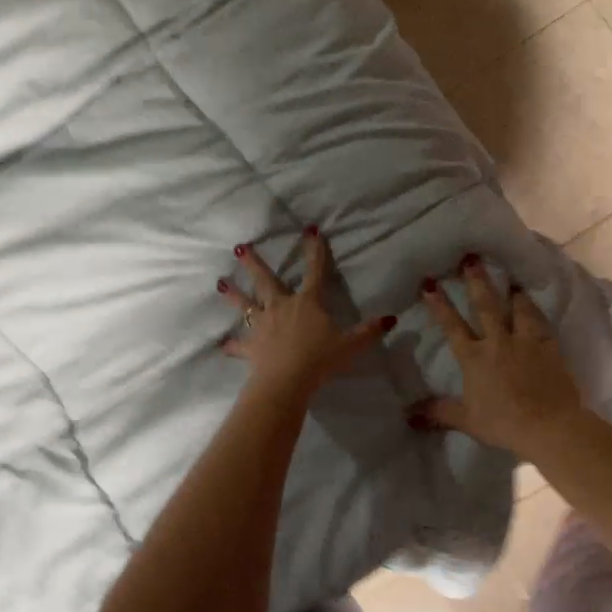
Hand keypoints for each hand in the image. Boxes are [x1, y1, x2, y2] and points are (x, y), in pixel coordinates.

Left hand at [218, 226, 393, 391]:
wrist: (287, 380)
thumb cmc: (320, 359)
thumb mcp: (351, 345)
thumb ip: (369, 332)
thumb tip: (391, 319)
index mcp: (307, 303)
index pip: (315, 272)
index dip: (315, 251)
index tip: (310, 231)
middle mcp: (281, 307)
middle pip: (266, 280)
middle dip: (254, 262)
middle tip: (240, 247)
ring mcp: (263, 325)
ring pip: (246, 305)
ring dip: (233, 293)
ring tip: (220, 283)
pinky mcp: (251, 346)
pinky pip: (240, 345)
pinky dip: (232, 345)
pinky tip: (223, 345)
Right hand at [408, 256, 589, 457]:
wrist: (549, 427)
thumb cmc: (503, 423)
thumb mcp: (466, 420)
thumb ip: (437, 412)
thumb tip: (407, 415)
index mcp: (473, 358)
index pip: (452, 325)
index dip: (439, 304)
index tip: (430, 283)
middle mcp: (498, 342)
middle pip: (486, 305)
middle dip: (476, 281)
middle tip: (471, 258)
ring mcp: (526, 343)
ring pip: (518, 309)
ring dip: (512, 292)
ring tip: (511, 278)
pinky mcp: (550, 349)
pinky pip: (541, 324)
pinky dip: (537, 313)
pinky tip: (535, 307)